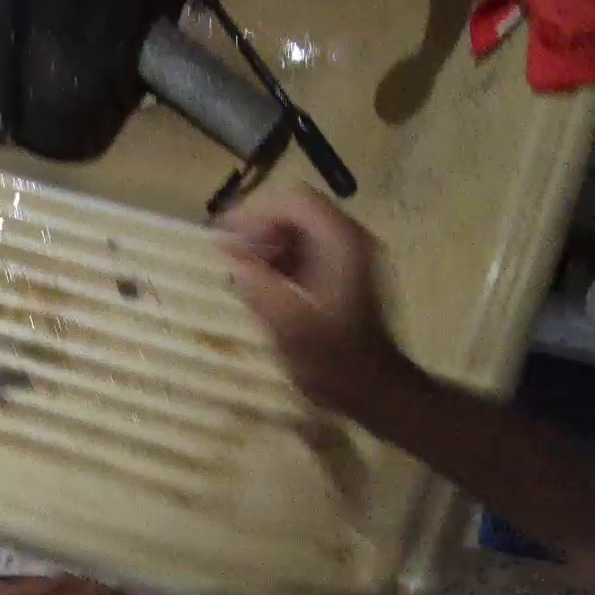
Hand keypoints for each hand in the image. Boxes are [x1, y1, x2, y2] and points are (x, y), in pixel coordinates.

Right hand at [216, 184, 411, 409]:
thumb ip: (255, 283)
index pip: (294, 203)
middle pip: (295, 213)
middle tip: (228, 259)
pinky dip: (277, 263)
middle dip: (258, 231)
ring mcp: (347, 259)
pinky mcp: (340, 278)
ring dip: (265, 248)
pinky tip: (259, 288)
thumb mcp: (287, 323)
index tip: (224, 238)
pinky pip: (303, 254)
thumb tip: (228, 253)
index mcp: (341, 244)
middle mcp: (348, 241)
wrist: (370, 391)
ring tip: (239, 275)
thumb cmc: (332, 359)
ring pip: (297, 233)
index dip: (255, 214)